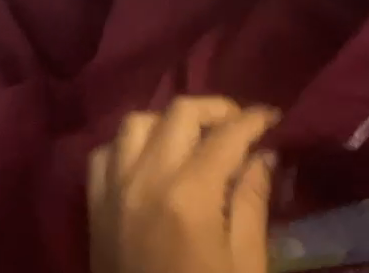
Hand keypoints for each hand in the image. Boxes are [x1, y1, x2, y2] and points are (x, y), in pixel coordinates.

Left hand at [88, 96, 279, 272]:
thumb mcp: (245, 268)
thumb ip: (251, 203)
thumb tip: (264, 155)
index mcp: (190, 197)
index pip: (227, 135)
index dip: (256, 120)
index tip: (275, 118)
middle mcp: (146, 181)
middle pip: (180, 112)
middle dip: (216, 110)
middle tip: (240, 128)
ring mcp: (113, 194)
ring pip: (136, 123)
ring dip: (169, 123)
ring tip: (194, 141)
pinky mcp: (94, 213)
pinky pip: (104, 155)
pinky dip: (128, 146)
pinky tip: (150, 163)